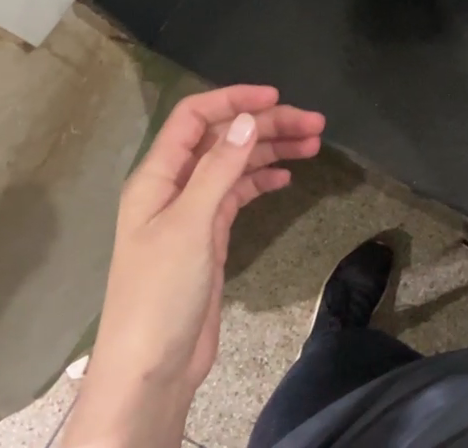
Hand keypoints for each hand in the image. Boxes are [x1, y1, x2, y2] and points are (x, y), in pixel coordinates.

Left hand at [61, 85, 324, 447]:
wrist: (152, 368)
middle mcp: (175, 187)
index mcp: (158, 176)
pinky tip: (287, 177)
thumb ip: (219, 169)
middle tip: (315, 125)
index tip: (277, 98)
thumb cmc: (161, 292)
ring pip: (236, 165)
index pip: (194, 118)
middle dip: (267, 126)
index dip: (233, 100)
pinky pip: (238, 194)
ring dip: (271, 151)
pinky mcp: (209, 237)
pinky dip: (262, 180)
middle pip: (224, 139)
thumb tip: (248, 119)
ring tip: (313, 144)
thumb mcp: (190, 225)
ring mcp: (193, 212)